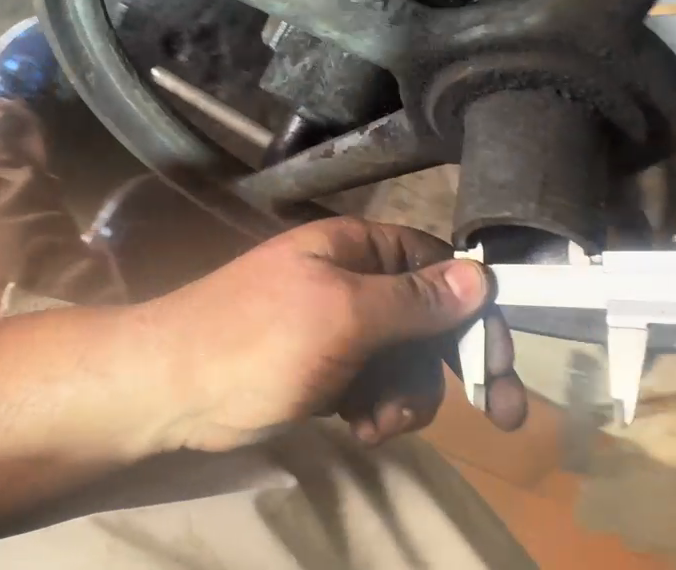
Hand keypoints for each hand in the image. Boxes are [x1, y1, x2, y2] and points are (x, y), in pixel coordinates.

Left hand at [137, 217, 526, 452]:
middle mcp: (351, 279)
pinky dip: (378, 408)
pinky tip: (360, 428)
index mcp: (355, 247)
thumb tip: (479, 275)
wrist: (170, 389)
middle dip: (452, 366)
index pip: (438, 266)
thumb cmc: (258, 341)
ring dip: (408, 397)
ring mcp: (336, 324)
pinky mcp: (324, 366)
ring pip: (405, 359)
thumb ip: (413, 299)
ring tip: (379, 424)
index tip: (505, 363)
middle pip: (429, 317)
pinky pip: (375, 384)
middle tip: (500, 416)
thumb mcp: (344, 316)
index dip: (476, 310)